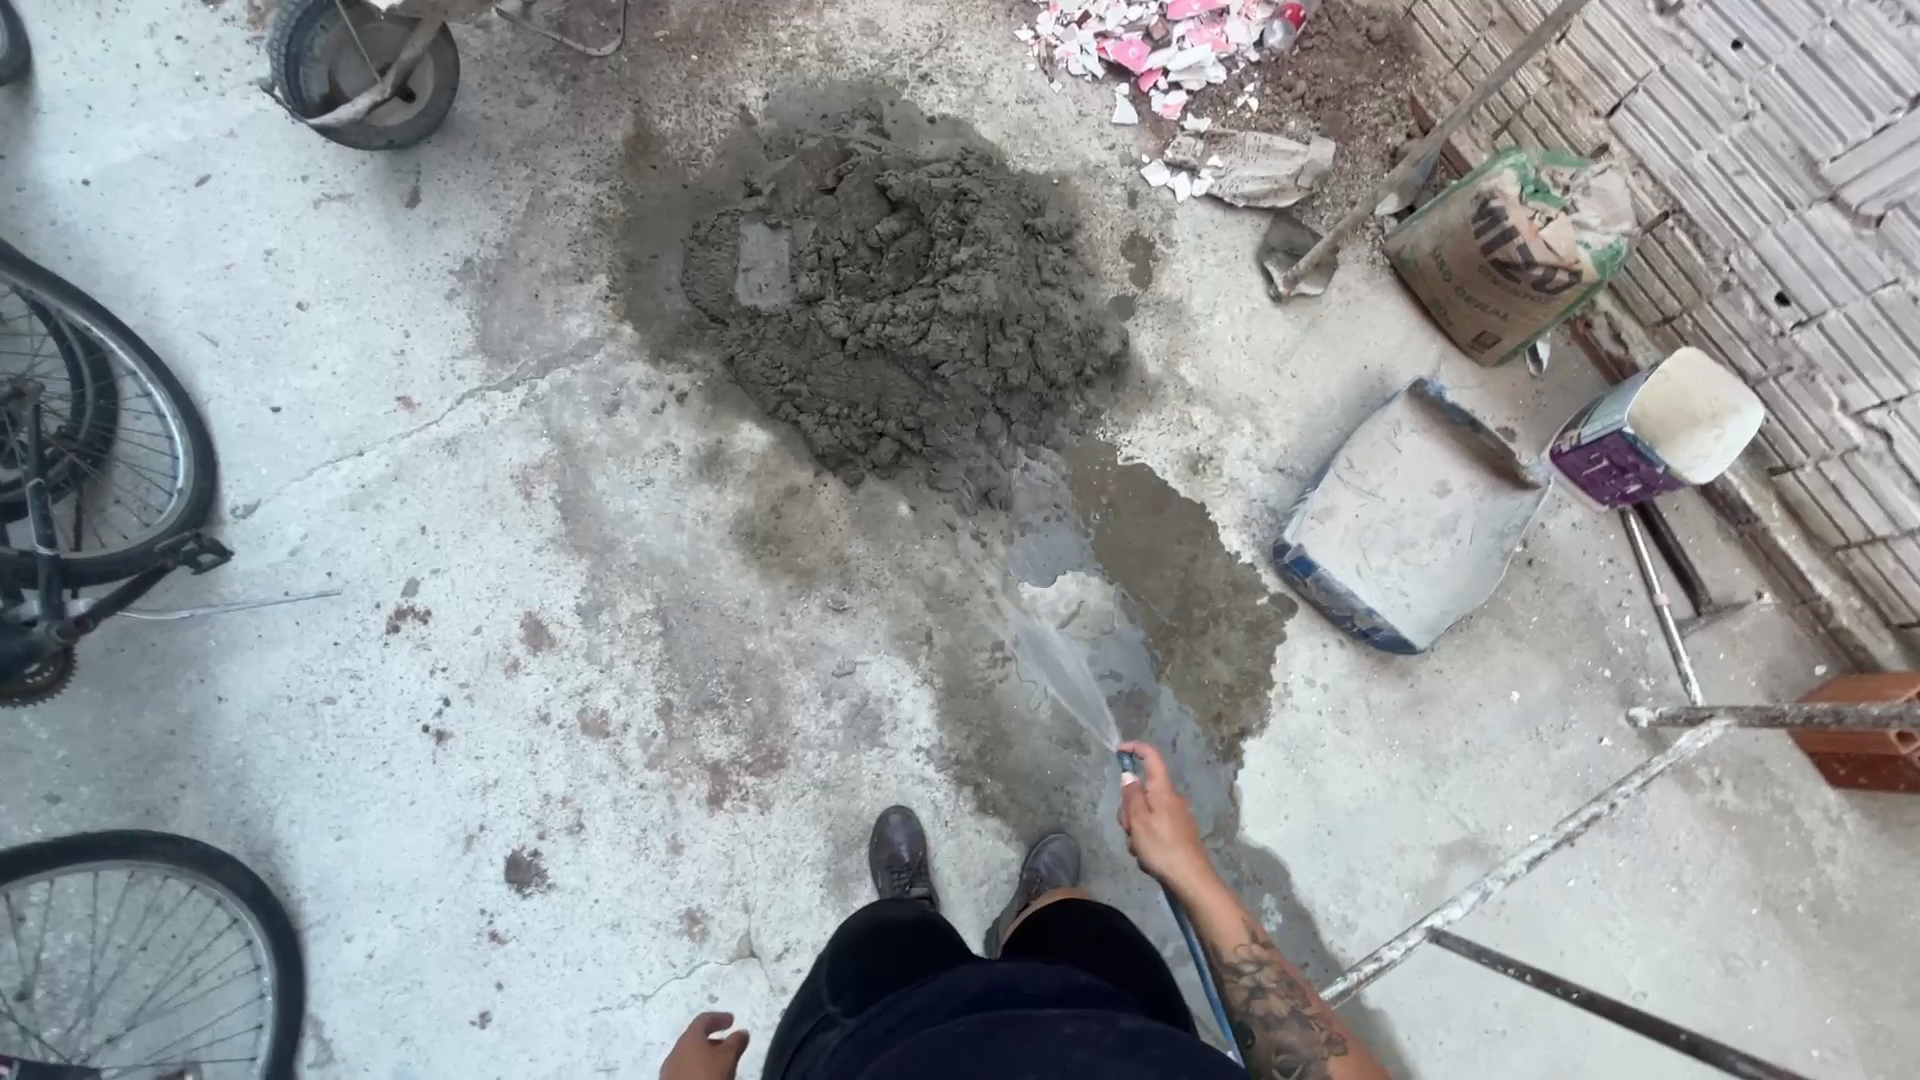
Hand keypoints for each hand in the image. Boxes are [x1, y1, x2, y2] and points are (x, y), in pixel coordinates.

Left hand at [660, 1012, 749, 1079]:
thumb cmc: (707, 1077)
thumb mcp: (728, 1057)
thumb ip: (736, 1042)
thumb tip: (741, 1033)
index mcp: (688, 1039)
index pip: (703, 1020)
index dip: (719, 1018)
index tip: (732, 1021)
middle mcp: (675, 1053)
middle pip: (694, 1039)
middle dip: (712, 1040)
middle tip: (727, 1044)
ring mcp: (669, 1072)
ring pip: (689, 1057)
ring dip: (705, 1057)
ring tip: (721, 1065)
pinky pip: (685, 1072)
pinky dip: (698, 1070)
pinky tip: (708, 1078)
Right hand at [1116, 741, 1216, 890]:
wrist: (1192, 881)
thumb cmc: (1163, 847)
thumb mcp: (1139, 820)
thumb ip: (1131, 796)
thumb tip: (1129, 775)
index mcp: (1163, 790)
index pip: (1151, 757)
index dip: (1135, 748)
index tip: (1118, 752)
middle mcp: (1172, 799)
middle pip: (1142, 792)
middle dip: (1129, 809)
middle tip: (1130, 829)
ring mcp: (1176, 817)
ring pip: (1145, 814)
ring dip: (1136, 830)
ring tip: (1140, 849)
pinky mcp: (1178, 834)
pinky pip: (1154, 829)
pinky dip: (1146, 840)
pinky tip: (1148, 857)